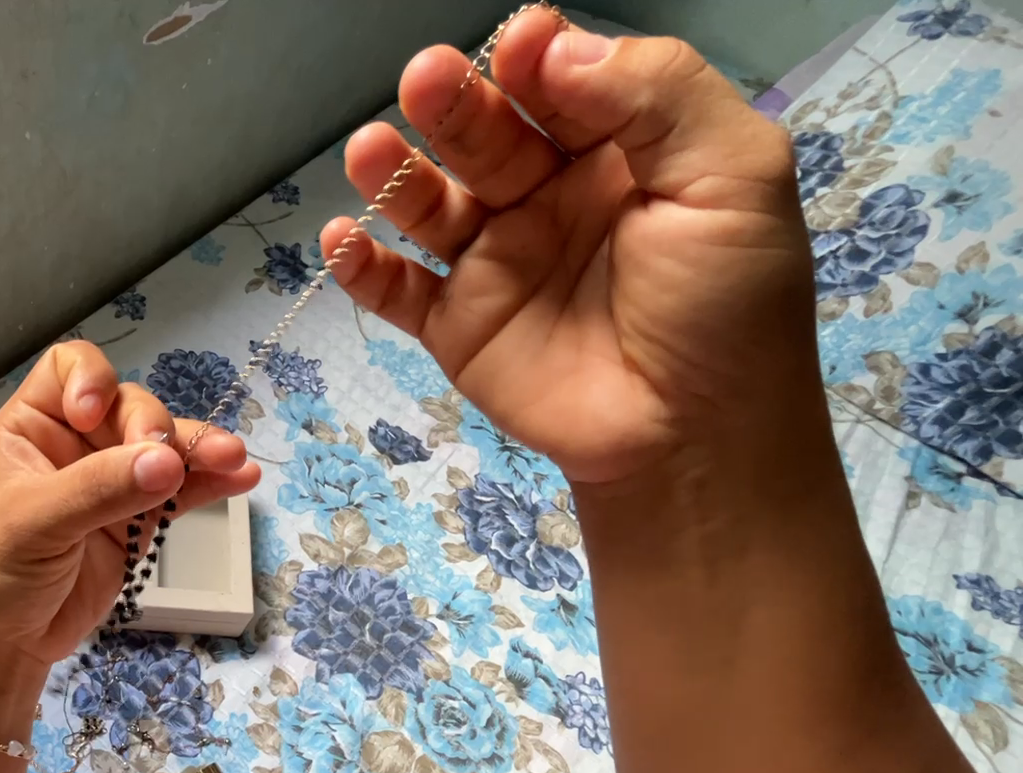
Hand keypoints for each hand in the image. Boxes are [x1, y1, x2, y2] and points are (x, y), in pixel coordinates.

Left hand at [0, 341, 259, 663]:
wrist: (11, 640)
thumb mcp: (37, 522)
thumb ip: (99, 489)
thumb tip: (168, 460)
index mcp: (33, 427)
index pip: (69, 369)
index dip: (92, 380)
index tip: (94, 415)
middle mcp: (75, 443)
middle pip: (129, 406)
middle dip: (153, 427)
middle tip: (167, 464)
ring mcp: (111, 479)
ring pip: (162, 446)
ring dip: (198, 450)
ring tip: (234, 458)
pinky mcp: (139, 517)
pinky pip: (180, 490)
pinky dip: (209, 484)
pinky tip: (242, 479)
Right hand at [322, 11, 817, 484]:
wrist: (685, 430)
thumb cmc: (723, 302)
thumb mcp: (732, 175)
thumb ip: (657, 98)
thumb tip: (558, 51)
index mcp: (615, 156)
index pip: (561, 89)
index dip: (536, 61)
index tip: (518, 43)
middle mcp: (542, 202)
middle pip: (484, 140)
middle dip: (455, 106)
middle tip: (424, 76)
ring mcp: (489, 266)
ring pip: (429, 209)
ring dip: (394, 178)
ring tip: (367, 150)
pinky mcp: (451, 326)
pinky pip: (397, 292)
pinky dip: (364, 270)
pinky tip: (340, 241)